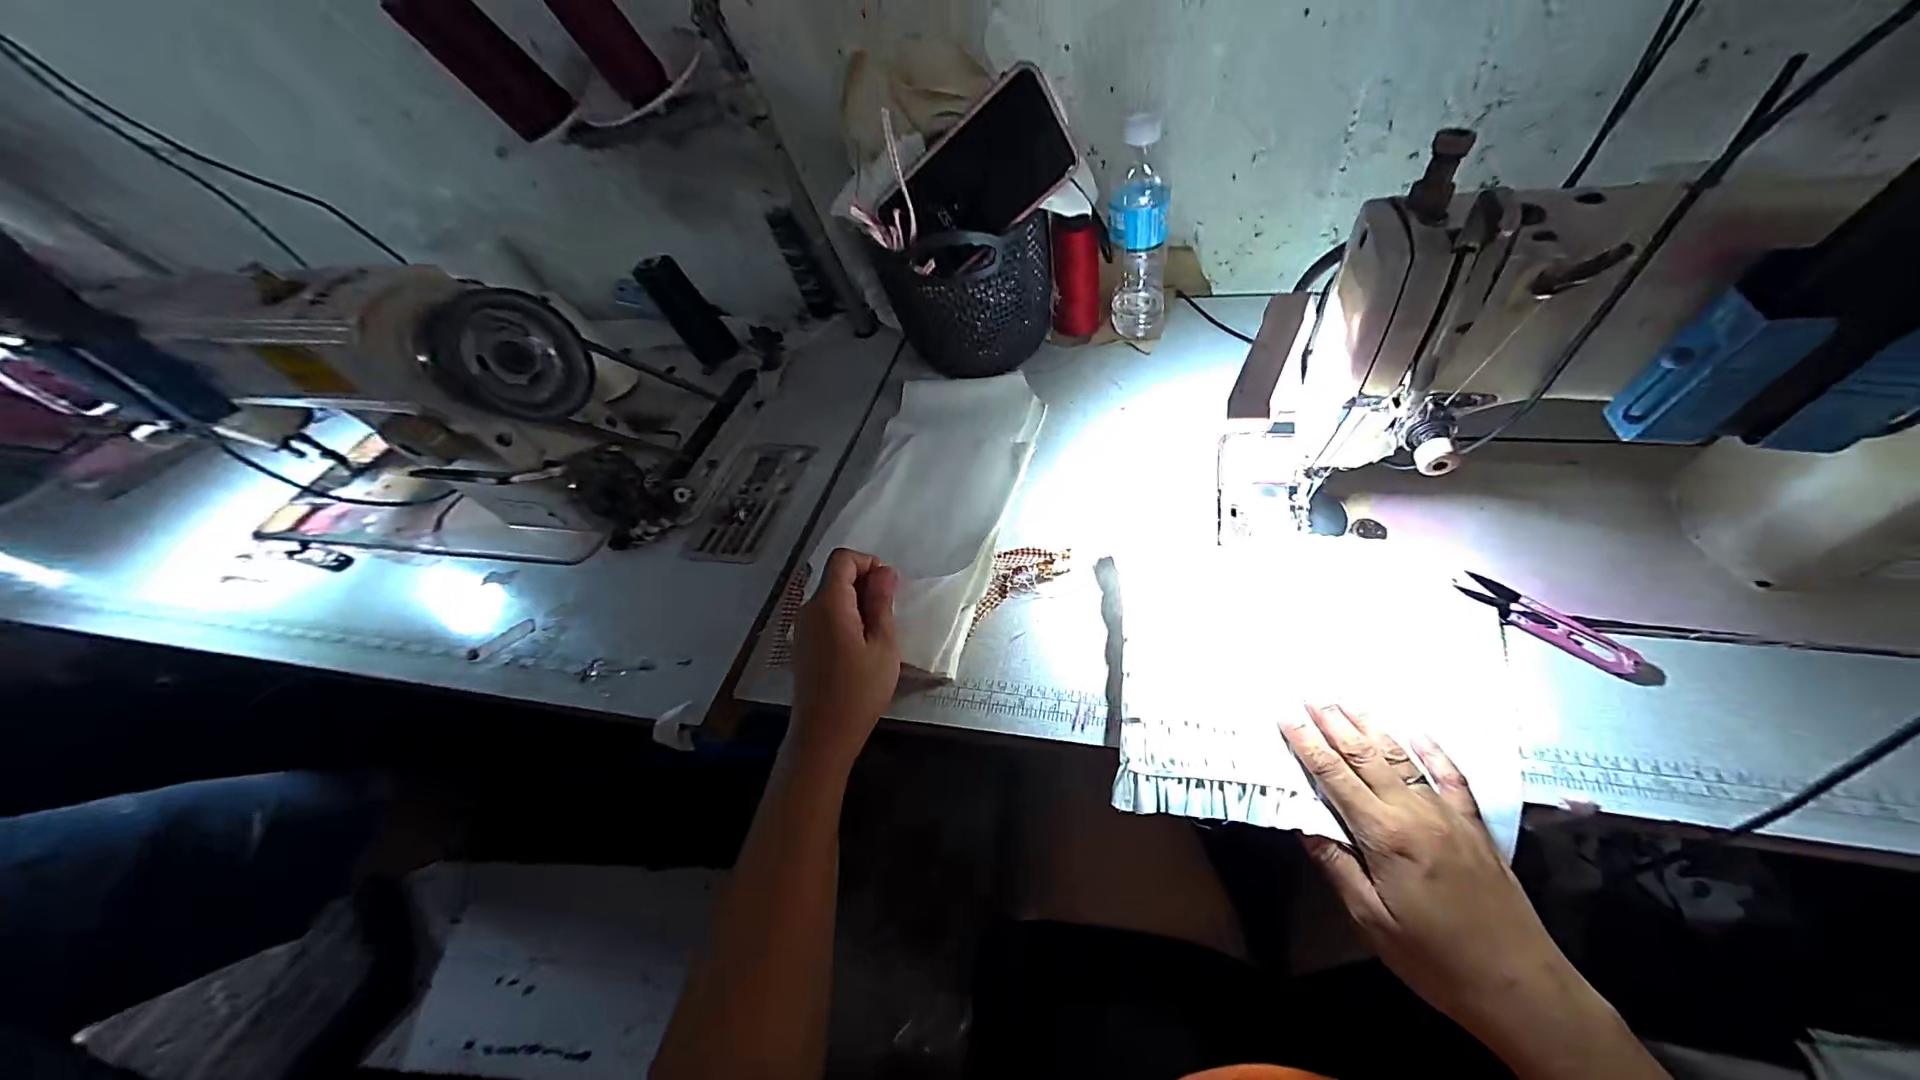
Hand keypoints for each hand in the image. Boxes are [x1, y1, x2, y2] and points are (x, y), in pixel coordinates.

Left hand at [790, 548, 899, 773]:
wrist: (824, 734)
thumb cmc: (860, 690)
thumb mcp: (883, 644)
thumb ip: (881, 602)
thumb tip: (884, 572)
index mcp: (828, 604)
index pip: (842, 559)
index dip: (868, 563)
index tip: (889, 588)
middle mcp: (808, 609)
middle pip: (835, 576)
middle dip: (865, 583)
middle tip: (889, 613)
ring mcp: (801, 628)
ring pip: (831, 597)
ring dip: (856, 603)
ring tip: (878, 634)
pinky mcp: (802, 645)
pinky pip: (824, 617)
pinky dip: (844, 618)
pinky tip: (860, 647)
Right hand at [1282, 705, 1666, 1079]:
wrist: (1524, 989)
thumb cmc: (1434, 959)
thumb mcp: (1369, 917)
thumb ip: (1335, 863)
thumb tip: (1302, 822)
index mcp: (1384, 835)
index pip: (1334, 778)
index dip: (1307, 746)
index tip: (1286, 719)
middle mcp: (1416, 814)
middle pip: (1366, 757)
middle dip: (1334, 725)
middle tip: (1310, 697)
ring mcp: (1450, 816)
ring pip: (1404, 758)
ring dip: (1372, 727)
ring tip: (1348, 704)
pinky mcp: (1476, 827)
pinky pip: (1452, 777)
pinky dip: (1433, 751)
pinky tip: (1418, 733)